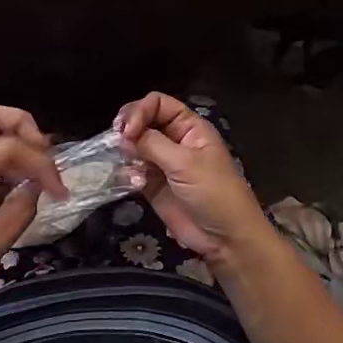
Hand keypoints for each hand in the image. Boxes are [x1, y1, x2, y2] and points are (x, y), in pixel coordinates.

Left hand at [0, 103, 67, 330]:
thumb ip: (18, 213)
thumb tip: (39, 188)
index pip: (4, 146)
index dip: (39, 162)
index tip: (61, 192)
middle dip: (20, 127)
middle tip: (42, 158)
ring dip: (13, 144)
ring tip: (37, 174)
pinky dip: (6, 166)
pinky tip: (22, 190)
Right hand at [116, 93, 273, 263]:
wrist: (225, 237)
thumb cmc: (213, 193)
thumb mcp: (186, 163)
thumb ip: (153, 144)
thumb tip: (125, 135)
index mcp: (189, 127)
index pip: (158, 104)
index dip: (139, 111)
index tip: (128, 131)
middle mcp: (174, 140)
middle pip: (143, 121)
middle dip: (128, 128)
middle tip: (117, 141)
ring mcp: (162, 163)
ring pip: (134, 146)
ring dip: (125, 151)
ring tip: (125, 164)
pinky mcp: (153, 185)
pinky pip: (132, 170)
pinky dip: (127, 173)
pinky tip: (132, 182)